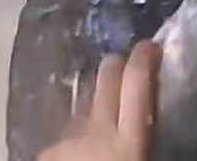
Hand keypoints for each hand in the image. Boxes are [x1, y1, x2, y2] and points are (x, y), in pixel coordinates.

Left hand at [41, 41, 158, 160]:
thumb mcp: (142, 158)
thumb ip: (146, 132)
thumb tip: (152, 104)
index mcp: (128, 138)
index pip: (136, 77)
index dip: (144, 54)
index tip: (151, 45)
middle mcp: (96, 128)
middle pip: (107, 72)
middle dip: (118, 63)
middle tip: (128, 70)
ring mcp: (66, 136)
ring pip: (84, 98)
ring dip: (95, 99)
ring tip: (101, 113)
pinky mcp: (44, 149)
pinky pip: (66, 127)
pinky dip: (75, 129)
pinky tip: (77, 143)